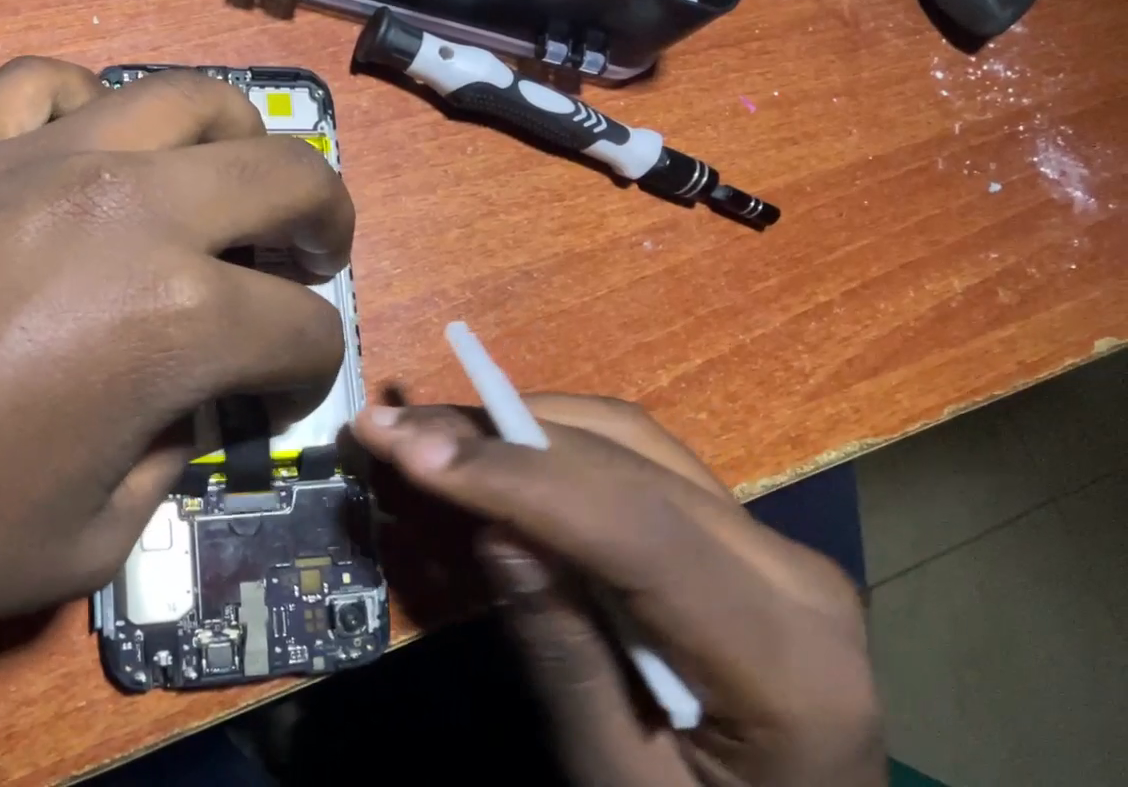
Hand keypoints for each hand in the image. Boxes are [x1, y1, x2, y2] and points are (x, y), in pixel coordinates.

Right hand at [350, 396, 884, 786]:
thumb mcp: (620, 779)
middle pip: (624, 465)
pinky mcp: (735, 528)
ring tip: (423, 432)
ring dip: (515, 423)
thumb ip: (564, 655)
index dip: (515, 477)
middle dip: (493, 437)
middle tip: (386, 429)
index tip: (408, 450)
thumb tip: (494, 530)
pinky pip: (634, 456)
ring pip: (626, 437)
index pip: (635, 530)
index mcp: (785, 658)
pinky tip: (490, 445)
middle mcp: (789, 570)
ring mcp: (766, 539)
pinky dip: (549, 439)